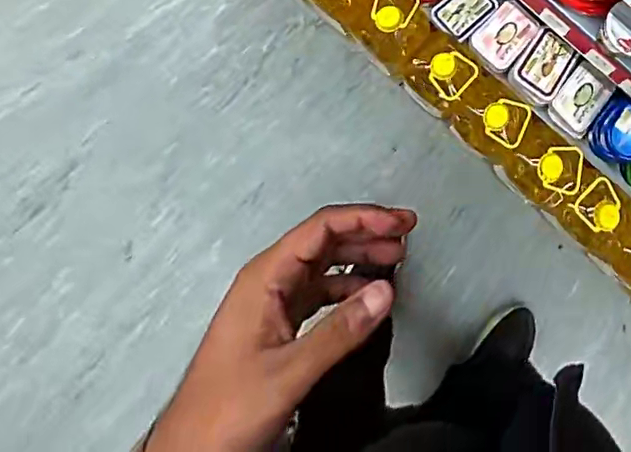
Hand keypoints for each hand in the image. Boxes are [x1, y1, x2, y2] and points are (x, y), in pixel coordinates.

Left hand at [145, 204, 417, 451]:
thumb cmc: (225, 412)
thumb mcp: (286, 373)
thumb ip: (339, 331)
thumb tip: (386, 291)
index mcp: (266, 276)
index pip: (322, 227)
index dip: (364, 219)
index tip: (399, 223)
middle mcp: (270, 279)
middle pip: (325, 240)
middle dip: (368, 233)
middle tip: (406, 234)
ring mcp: (273, 301)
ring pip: (325, 264)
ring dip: (361, 257)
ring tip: (396, 259)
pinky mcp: (278, 325)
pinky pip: (321, 291)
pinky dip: (349, 286)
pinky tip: (368, 294)